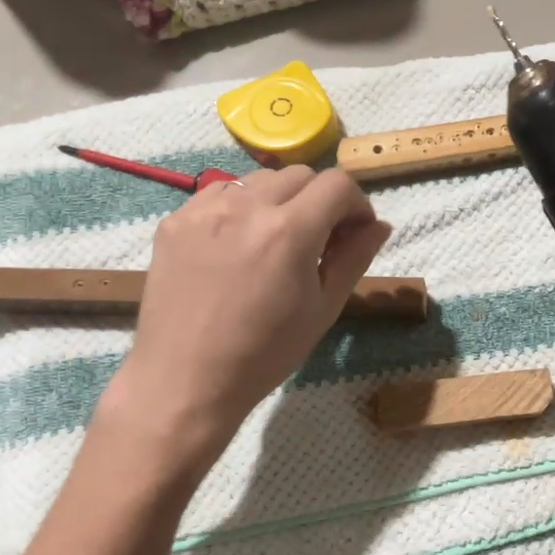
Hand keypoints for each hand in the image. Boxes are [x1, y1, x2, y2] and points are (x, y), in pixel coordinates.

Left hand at [101, 166, 390, 460]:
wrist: (187, 380)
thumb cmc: (266, 354)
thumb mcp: (324, 309)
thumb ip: (354, 258)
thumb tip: (379, 225)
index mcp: (289, 231)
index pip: (337, 184)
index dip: (357, 204)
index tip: (356, 232)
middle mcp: (245, 207)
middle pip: (299, 175)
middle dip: (320, 199)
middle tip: (321, 239)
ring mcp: (204, 210)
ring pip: (257, 179)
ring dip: (279, 199)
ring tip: (276, 240)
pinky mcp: (174, 221)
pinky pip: (218, 193)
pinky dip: (239, 207)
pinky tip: (238, 244)